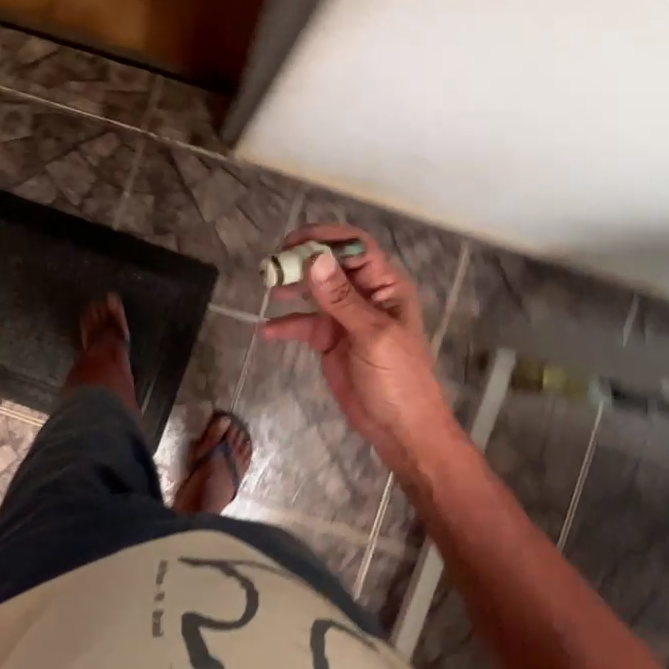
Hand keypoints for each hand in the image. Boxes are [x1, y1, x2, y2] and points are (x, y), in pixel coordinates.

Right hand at [260, 225, 457, 471]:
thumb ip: (341, 297)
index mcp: (386, 286)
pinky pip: (303, 325)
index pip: (356, 248)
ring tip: (267, 288)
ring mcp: (346, 318)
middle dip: (302, 262)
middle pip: (330, 266)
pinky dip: (285, 325)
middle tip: (272, 266)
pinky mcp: (330, 340)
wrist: (401, 430)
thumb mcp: (372, 335)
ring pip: (314, 292)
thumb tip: (314, 258)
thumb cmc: (399, 379)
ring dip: (291, 288)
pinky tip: (266, 331)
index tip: (293, 241)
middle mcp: (365, 295)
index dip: (326, 238)